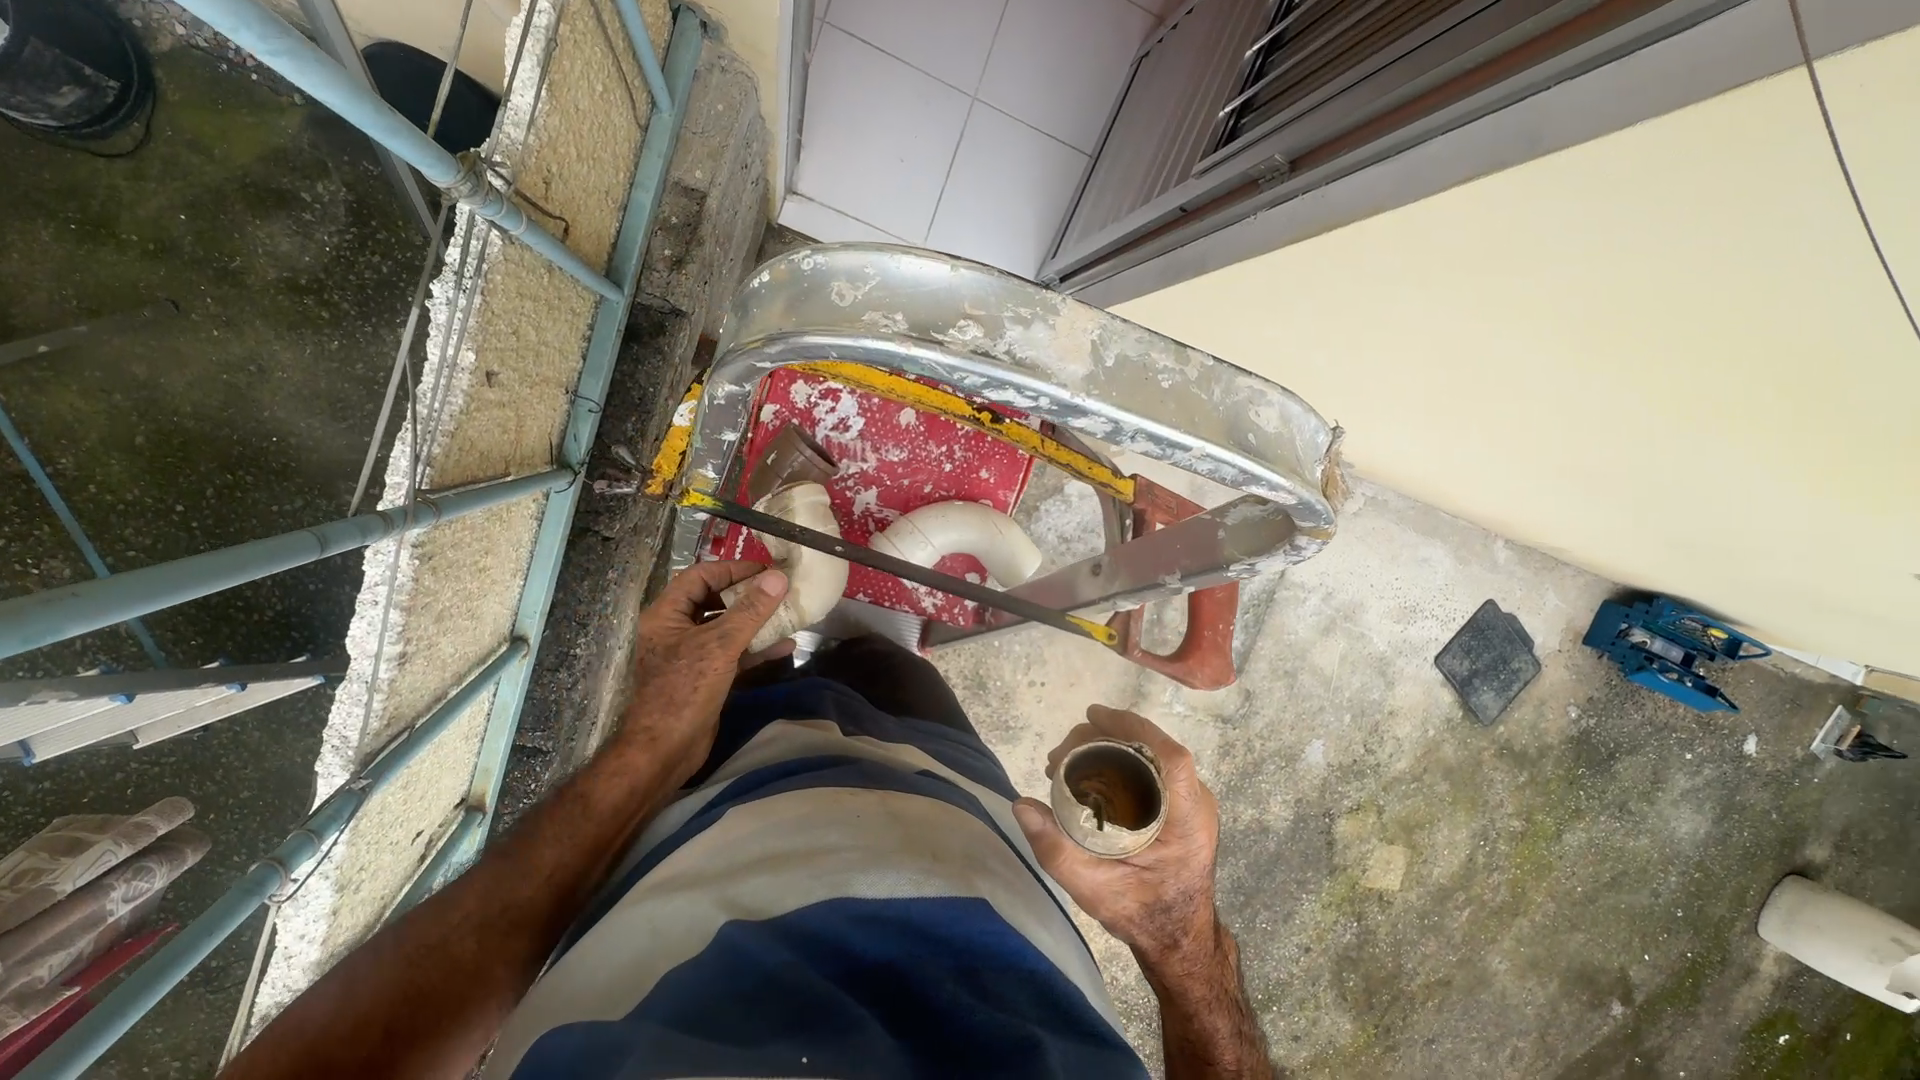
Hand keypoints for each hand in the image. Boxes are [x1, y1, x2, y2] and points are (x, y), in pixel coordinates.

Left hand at [622, 561, 789, 788]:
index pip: (700, 576)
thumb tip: (778, 578)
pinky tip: (784, 645)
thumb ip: (750, 611)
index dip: (732, 569)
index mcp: (667, 614)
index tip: (766, 569)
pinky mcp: (705, 677)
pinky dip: (755, 648)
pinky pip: (733, 654)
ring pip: (726, 628)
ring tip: (788, 613)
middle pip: (714, 600)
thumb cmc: (684, 690)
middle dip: (748, 595)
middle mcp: (676, 630)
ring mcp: (690, 655)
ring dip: (755, 621)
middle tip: (780, 589)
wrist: (665, 749)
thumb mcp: (720, 645)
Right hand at [1012, 705, 1220, 970]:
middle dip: (1102, 738)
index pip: (1171, 757)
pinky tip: (1084, 770)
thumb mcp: (1093, 889)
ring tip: (1063, 762)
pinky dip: (1116, 759)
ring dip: (1106, 746)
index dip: (1134, 728)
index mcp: (1186, 820)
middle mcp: (1195, 802)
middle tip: (1058, 756)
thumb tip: (1021, 804)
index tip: (1093, 717)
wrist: (1178, 938)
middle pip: (1152, 748)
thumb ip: (1056, 850)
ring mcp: (1190, 801)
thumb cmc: (1143, 914)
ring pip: (1149, 754)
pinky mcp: (1180, 803)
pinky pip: (1149, 767)